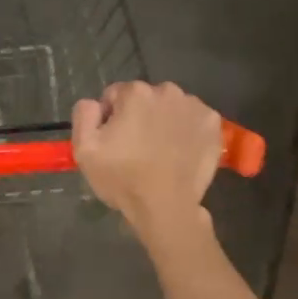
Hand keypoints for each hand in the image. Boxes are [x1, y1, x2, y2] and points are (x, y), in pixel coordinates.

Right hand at [72, 81, 221, 240]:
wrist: (165, 206)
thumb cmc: (122, 178)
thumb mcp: (85, 149)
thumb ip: (84, 114)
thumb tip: (94, 103)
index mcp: (135, 93)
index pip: (115, 95)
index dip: (110, 118)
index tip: (113, 141)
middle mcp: (168, 91)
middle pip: (146, 98)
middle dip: (139, 116)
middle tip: (136, 148)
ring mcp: (195, 107)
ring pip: (171, 107)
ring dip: (163, 121)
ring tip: (159, 152)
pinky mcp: (213, 124)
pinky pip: (193, 120)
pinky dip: (186, 130)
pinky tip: (179, 152)